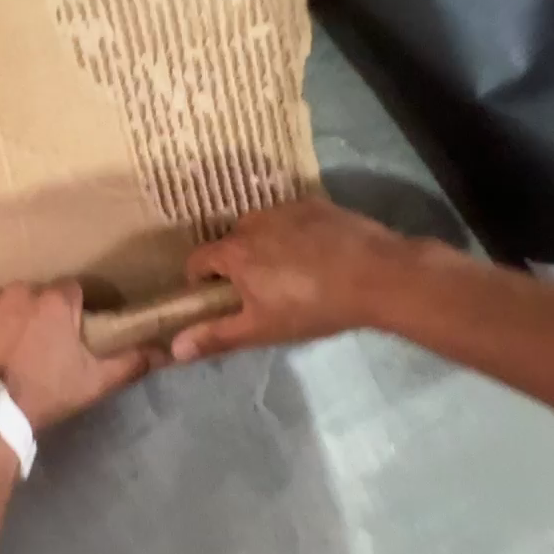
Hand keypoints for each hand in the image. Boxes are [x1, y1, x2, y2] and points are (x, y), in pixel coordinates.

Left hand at [0, 281, 160, 430]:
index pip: (71, 292)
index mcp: (54, 301)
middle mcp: (19, 289)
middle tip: (35, 346)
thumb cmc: (43, 395)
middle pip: (34, 295)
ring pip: (2, 301)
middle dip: (37, 314)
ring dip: (6, 317)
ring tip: (4, 350)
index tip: (68, 332)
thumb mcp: (93, 382)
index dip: (71, 311)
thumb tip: (166, 350)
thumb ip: (130, 362)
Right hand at [175, 197, 415, 361]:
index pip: (197, 260)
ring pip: (261, 229)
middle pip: (230, 244)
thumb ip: (216, 336)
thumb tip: (173, 349)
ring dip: (266, 246)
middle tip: (263, 291)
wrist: (380, 275)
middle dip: (237, 264)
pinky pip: (291, 219)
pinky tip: (319, 254)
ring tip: (295, 272)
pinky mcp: (314, 203)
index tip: (218, 299)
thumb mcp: (262, 329)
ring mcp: (283, 209)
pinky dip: (295, 234)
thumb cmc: (313, 306)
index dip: (201, 280)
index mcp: (232, 252)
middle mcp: (250, 223)